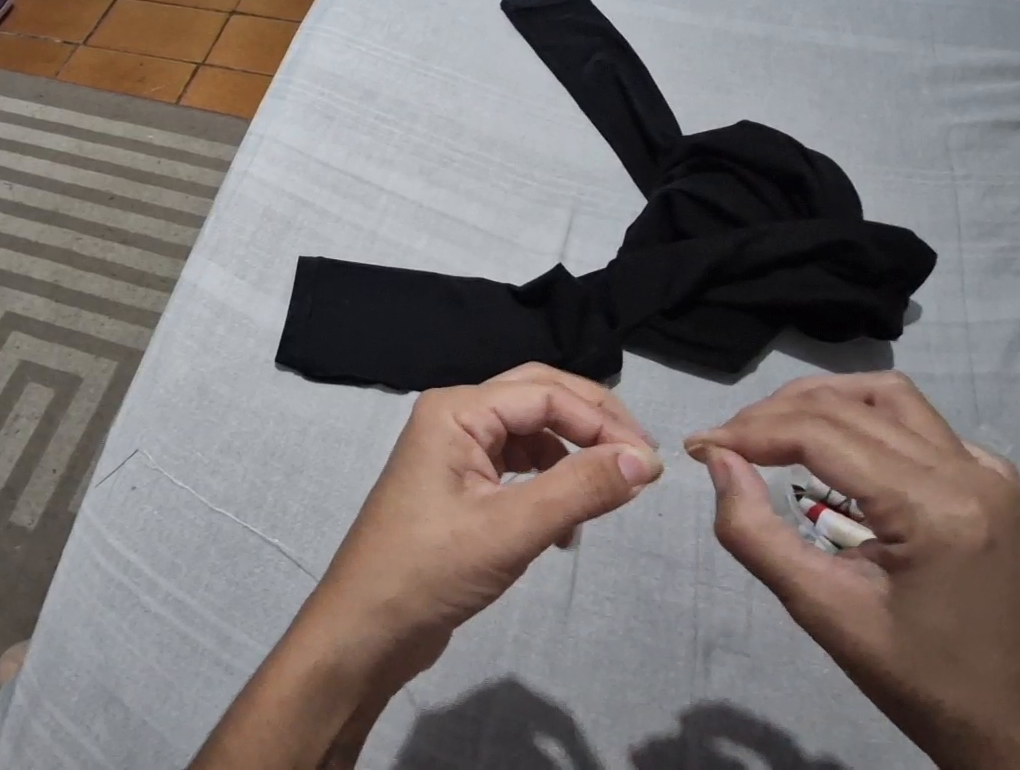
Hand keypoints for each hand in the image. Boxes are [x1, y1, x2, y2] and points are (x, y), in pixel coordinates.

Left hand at [304, 363, 663, 678]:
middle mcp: (454, 417)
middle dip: (590, 423)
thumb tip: (646, 460)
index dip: (602, 422)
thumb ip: (579, 489)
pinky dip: (548, 486)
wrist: (367, 625)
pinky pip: (516, 466)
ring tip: (601, 502)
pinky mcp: (459, 482)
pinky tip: (564, 528)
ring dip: (570, 459)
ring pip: (529, 433)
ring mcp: (454, 449)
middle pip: (537, 398)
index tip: (652, 465)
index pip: (544, 393)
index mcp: (456, 410)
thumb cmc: (431, 570)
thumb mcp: (511, 529)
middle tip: (641, 461)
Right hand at [687, 372, 1019, 769]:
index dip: (747, 432)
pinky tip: (837, 450)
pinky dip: (864, 416)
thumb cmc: (911, 675)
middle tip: (724, 445)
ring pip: (886, 394)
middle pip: (846, 406)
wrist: (1008, 728)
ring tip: (771, 431)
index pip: (818, 434)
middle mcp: (969, 475)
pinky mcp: (992, 483)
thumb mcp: (816, 606)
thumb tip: (716, 459)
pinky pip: (918, 419)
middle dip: (770, 416)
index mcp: (933, 509)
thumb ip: (752, 530)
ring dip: (818, 401)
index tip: (698, 448)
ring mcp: (988, 475)